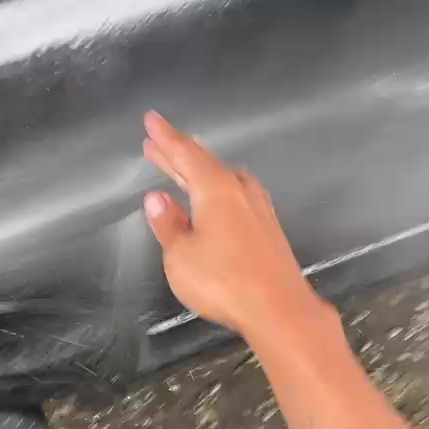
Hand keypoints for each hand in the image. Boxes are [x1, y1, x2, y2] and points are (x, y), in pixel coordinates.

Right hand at [141, 111, 337, 339]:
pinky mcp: (266, 227)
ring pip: (222, 179)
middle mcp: (240, 190)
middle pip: (204, 164)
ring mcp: (257, 208)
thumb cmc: (223, 281)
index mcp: (216, 189)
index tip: (151, 121)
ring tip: (183, 168)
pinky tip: (214, 199)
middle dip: (178, 154)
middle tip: (157, 144)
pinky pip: (234, 197)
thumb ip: (168, 225)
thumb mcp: (181, 256)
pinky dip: (216, 192)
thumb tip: (157, 200)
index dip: (165, 139)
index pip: (185, 154)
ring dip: (199, 173)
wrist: (276, 307)